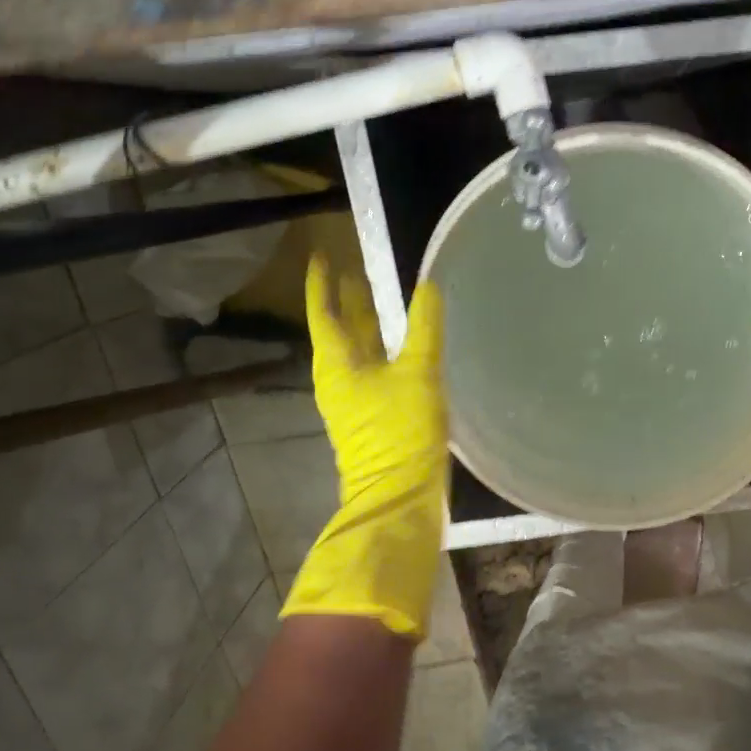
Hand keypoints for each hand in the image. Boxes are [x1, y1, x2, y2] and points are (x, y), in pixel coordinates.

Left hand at [282, 255, 447, 638]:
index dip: (323, 283)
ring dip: (367, 325)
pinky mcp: (374, 418)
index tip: (322, 255)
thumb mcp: (419, 372)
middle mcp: (339, 379)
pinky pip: (374, 371)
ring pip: (358, 351)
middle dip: (348, 300)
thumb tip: (428, 284)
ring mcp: (355, 401)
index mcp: (338, 364)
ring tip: (383, 301)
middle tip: (358, 268)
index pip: (325, 312)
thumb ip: (425, 327)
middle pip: (340, 330)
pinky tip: (405, 348)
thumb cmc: (402, 431)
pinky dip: (384, 350)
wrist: (400, 495)